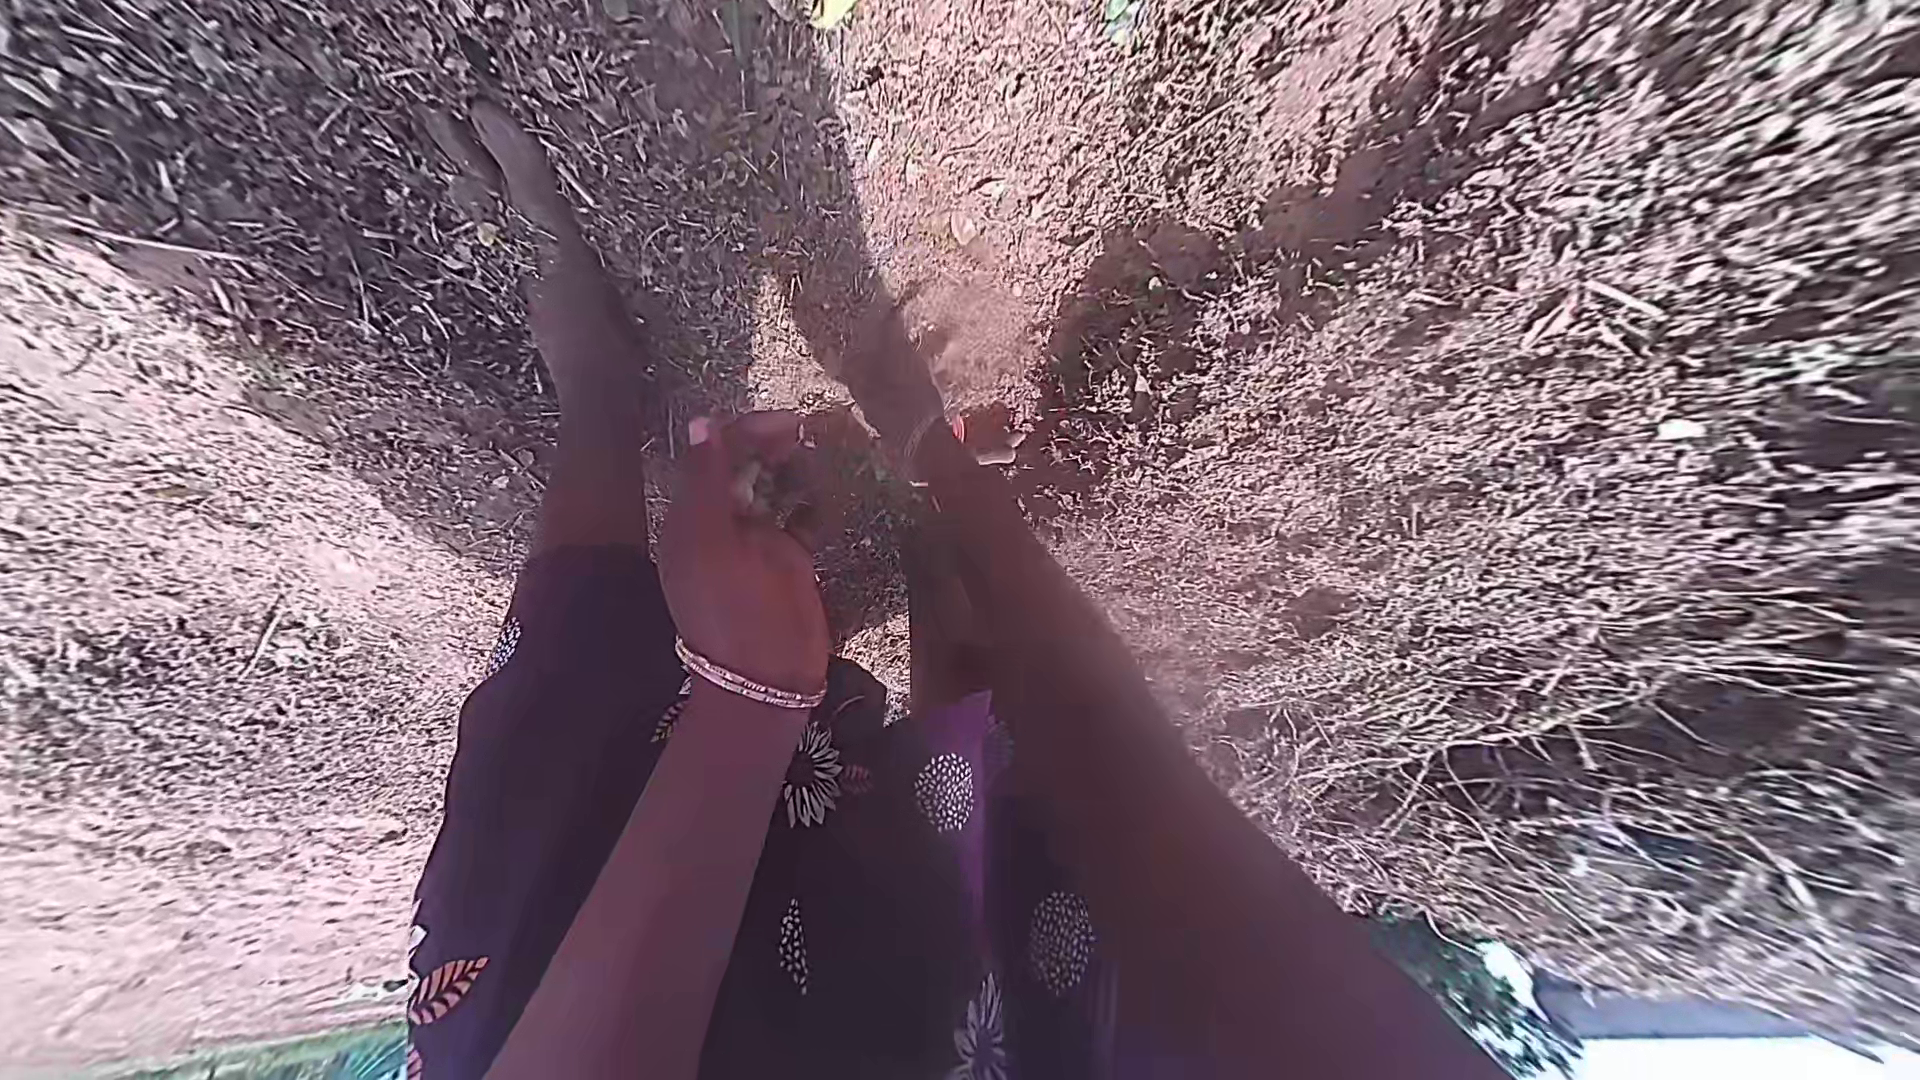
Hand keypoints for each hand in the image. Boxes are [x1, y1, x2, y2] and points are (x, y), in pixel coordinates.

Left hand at [658, 411, 829, 696]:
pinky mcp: (789, 558)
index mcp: (695, 517)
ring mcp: (759, 541)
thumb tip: (702, 420)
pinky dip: (814, 502)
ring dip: (796, 469)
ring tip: (826, 453)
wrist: (767, 677)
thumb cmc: (735, 612)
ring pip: (776, 489)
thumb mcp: (712, 544)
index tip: (789, 422)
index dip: (747, 431)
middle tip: (813, 434)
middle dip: (775, 445)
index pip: (716, 455)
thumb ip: (708, 482)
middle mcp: (725, 523)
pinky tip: (831, 491)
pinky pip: (800, 517)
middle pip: (747, 467)